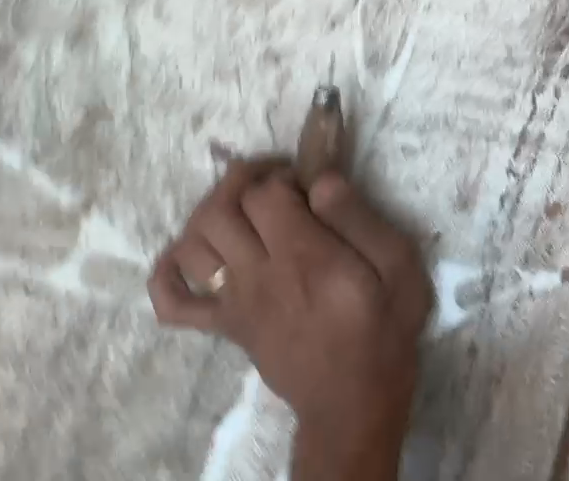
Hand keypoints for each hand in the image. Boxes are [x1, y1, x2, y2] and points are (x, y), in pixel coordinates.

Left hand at [148, 162, 430, 453]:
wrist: (356, 393)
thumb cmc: (386, 322)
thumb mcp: (399, 264)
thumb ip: (360, 219)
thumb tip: (324, 179)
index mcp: (304, 257)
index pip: (263, 196)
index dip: (282, 174)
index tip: (311, 175)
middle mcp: (256, 276)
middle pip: (217, 212)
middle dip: (241, 181)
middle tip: (276, 176)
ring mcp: (232, 304)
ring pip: (190, 245)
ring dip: (208, 212)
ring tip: (245, 203)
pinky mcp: (223, 327)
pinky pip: (170, 303)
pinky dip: (169, 272)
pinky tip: (192, 253)